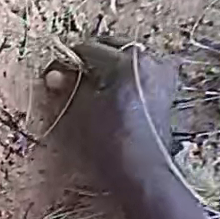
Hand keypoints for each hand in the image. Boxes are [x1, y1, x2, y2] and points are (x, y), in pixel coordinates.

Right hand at [43, 41, 180, 185]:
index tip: (54, 72)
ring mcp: (163, 74)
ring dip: (108, 68)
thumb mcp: (81, 112)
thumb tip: (53, 74)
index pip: (90, 49)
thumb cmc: (108, 140)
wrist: (140, 170)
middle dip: (91, 59)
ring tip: (90, 87)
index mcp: (127, 61)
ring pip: (128, 60)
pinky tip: (110, 95)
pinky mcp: (166, 90)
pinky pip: (140, 74)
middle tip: (70, 77)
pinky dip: (123, 78)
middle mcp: (150, 60)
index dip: (68, 60)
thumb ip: (68, 87)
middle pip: (113, 48)